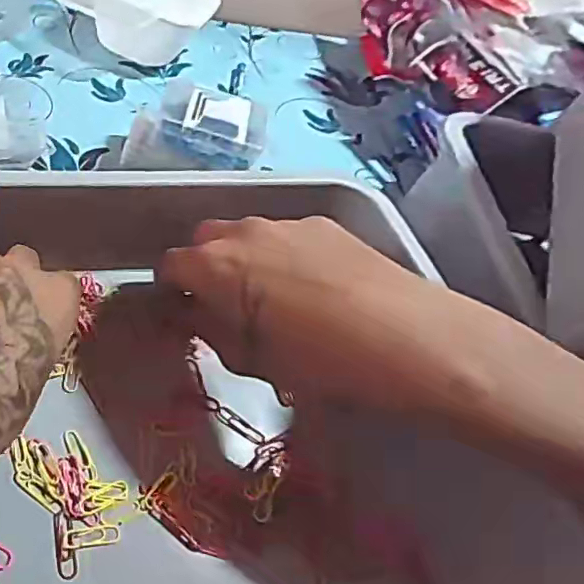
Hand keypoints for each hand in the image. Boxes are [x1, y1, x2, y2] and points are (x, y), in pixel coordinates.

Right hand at [156, 216, 540, 422]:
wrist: (414, 339)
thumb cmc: (321, 362)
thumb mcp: (250, 359)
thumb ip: (208, 330)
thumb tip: (191, 315)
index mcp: (215, 265)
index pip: (169, 265)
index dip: (169, 291)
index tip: (182, 315)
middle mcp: (244, 231)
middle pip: (203, 241)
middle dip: (202, 269)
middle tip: (222, 306)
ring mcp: (287, 222)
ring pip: (244, 234)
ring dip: (240, 259)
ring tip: (269, 297)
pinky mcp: (325, 223)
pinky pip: (283, 234)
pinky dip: (278, 254)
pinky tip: (308, 288)